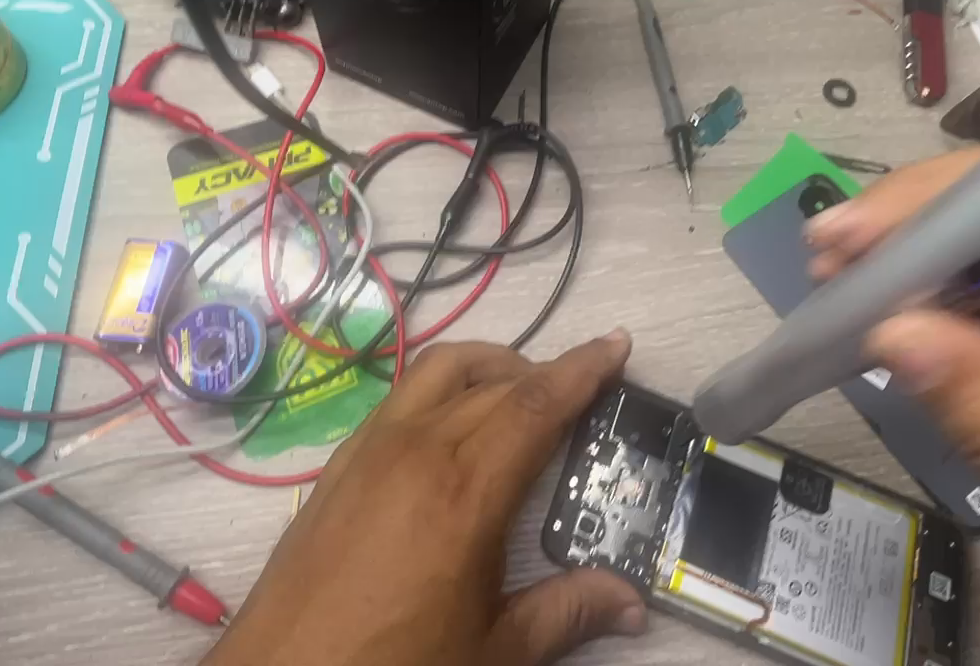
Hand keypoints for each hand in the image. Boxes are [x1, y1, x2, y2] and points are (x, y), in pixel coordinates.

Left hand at [203, 332, 646, 665]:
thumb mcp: (493, 651)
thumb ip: (566, 612)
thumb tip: (633, 601)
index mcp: (466, 490)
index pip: (537, 405)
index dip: (583, 369)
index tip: (616, 344)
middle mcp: (421, 446)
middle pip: (500, 382)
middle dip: (551, 371)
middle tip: (587, 383)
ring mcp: (375, 442)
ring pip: (446, 367)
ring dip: (495, 363)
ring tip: (526, 387)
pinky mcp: (345, 454)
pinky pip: (407, 390)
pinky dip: (448, 382)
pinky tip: (457, 416)